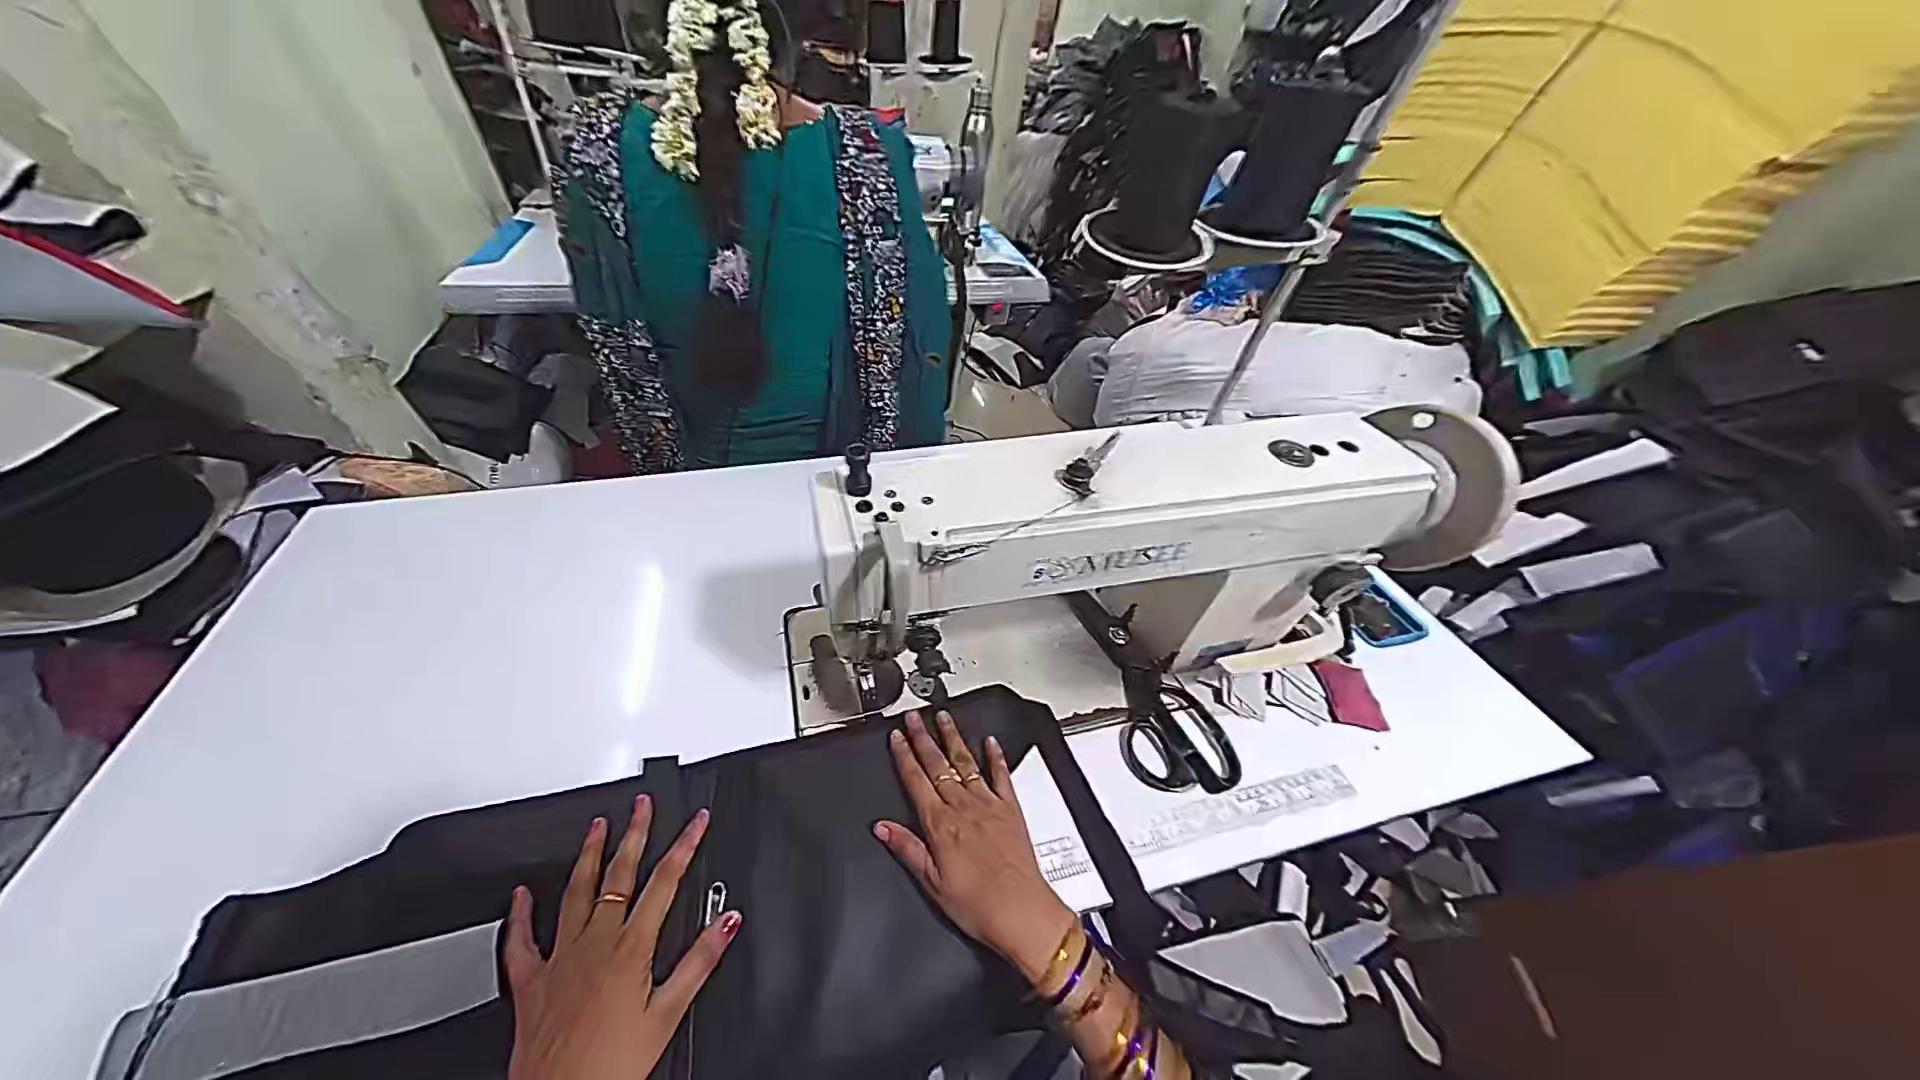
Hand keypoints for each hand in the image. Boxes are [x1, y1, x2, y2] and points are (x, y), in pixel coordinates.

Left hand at [503, 796, 740, 1079]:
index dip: (685, 844)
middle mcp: (594, 944)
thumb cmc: (610, 1067)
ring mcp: (560, 960)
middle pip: (620, 874)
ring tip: (598, 825)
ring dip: (588, 854)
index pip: (665, 880)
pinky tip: (521, 894)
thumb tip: (728, 921)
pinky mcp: (530, 984)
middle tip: (642, 805)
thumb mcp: (669, 1014)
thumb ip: (700, 961)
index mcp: (630, 949)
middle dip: (635, 833)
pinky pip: (521, 941)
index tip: (697, 820)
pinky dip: (520, 914)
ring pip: (575, 892)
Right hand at [873, 711, 1077, 985]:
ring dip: (953, 738)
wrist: (1021, 911)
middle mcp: (963, 808)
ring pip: (965, 762)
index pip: (916, 781)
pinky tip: (990, 742)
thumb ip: (907, 849)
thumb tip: (883, 828)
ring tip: (944, 718)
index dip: (904, 755)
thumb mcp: (932, 883)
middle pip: (937, 764)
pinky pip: (1001, 775)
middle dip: (922, 737)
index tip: (897, 737)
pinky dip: (995, 756)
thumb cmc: (978, 904)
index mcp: (941, 825)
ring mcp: (988, 804)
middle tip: (914, 716)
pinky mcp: (1011, 809)